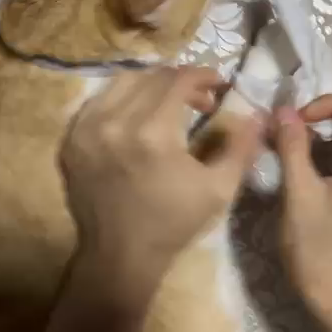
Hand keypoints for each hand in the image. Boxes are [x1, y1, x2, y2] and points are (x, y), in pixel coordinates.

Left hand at [61, 67, 263, 304]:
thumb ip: (241, 146)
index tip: (220, 85)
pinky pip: (97, 101)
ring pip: (122, 81)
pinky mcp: (71, 140)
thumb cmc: (173, 224)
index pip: (179, 80)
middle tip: (200, 98)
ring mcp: (86, 129)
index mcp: (153, 133)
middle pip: (152, 76)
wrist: (120, 256)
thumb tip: (260, 114)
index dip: (204, 76)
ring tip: (168, 101)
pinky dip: (121, 98)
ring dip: (150, 83)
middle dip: (181, 80)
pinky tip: (136, 114)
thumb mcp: (220, 188)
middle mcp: (115, 122)